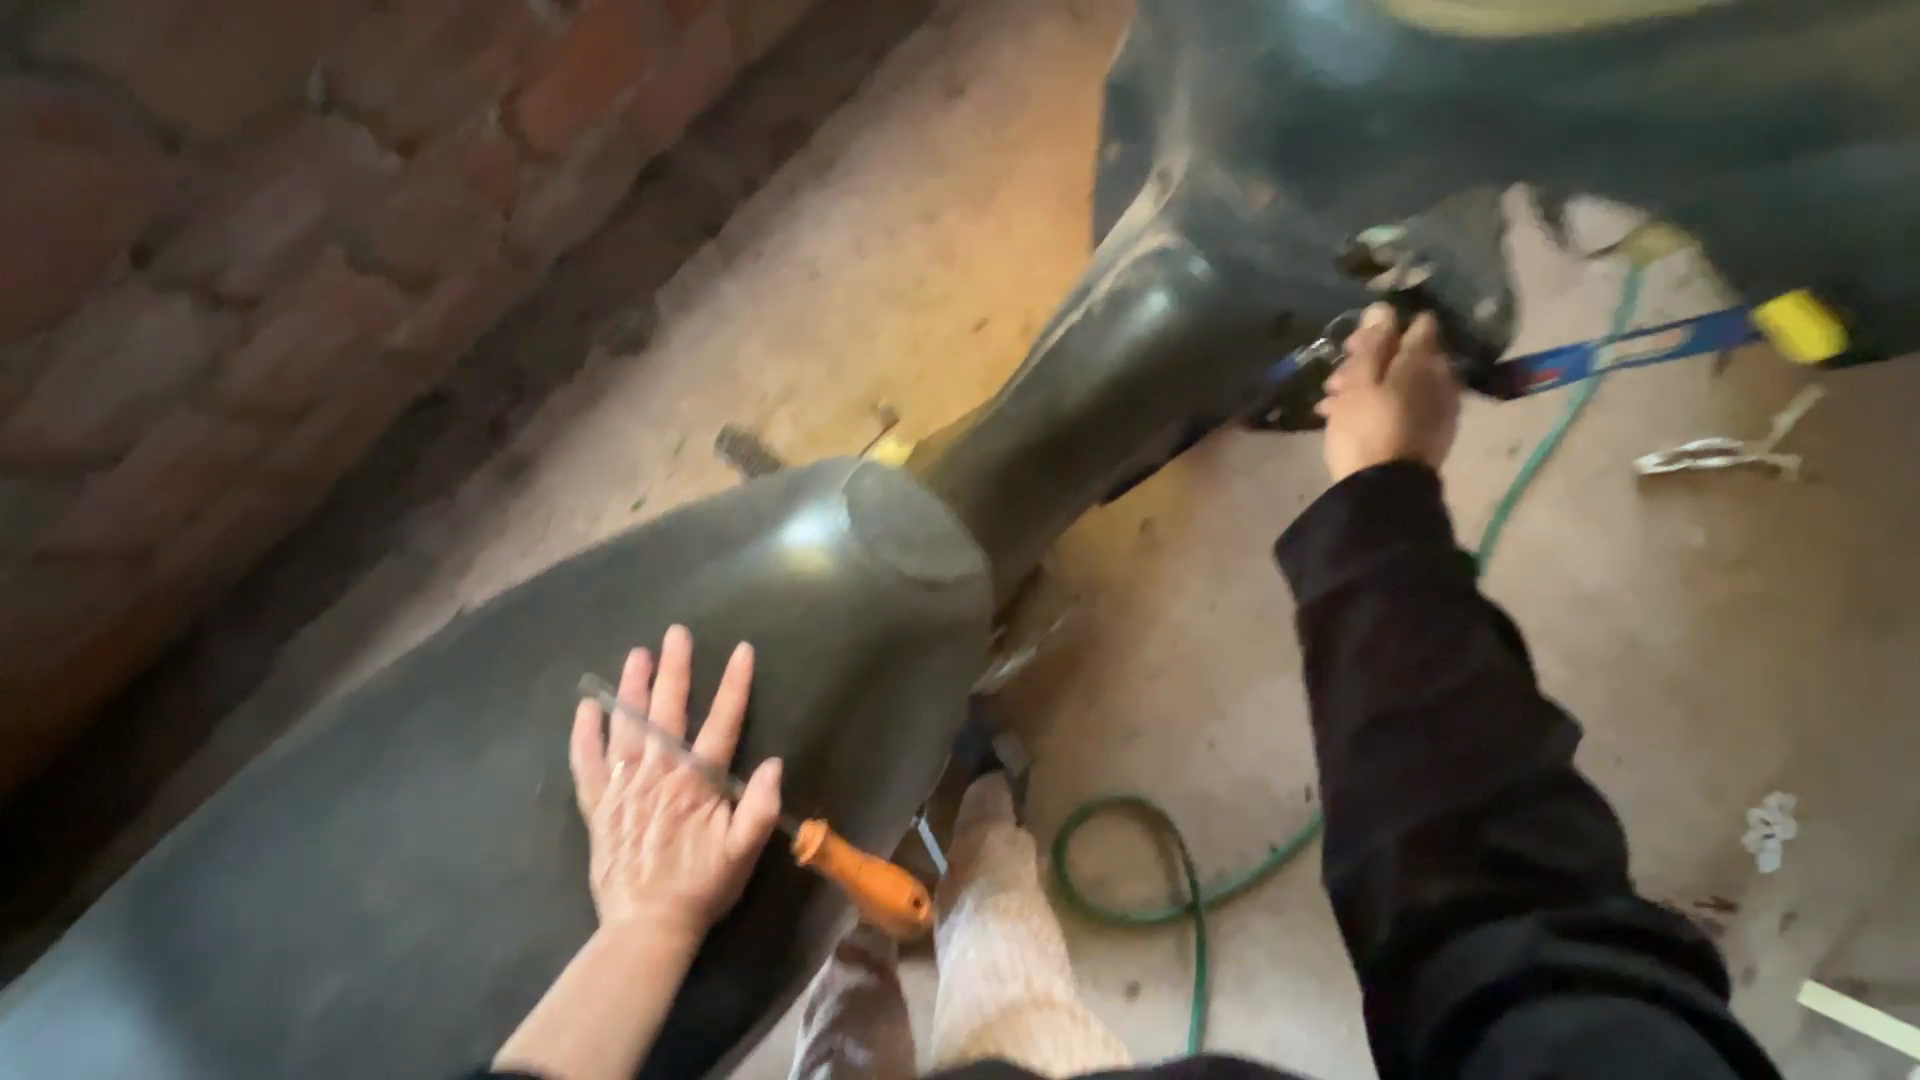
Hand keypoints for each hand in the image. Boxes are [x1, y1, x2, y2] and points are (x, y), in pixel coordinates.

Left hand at [569, 625, 783, 938]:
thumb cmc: (701, 887)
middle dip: (675, 669)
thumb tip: (775, 763)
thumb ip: (761, 807)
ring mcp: (622, 787)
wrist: (645, 928)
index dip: (734, 685)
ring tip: (637, 653)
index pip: (721, 722)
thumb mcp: (744, 852)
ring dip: (632, 687)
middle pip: (668, 711)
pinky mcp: (597, 805)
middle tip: (676, 633)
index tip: (741, 650)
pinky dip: (585, 733)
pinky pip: (586, 761)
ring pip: (627, 725)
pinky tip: (588, 707)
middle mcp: (658, 774)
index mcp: (697, 781)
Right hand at [1316, 302, 1461, 483]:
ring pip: (1403, 382)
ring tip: (1333, 406)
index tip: (1351, 346)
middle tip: (1335, 380)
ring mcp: (1440, 407)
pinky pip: (1405, 407)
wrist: (1384, 490)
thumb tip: (1384, 309)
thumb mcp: (1359, 380)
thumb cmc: (1365, 428)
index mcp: (1424, 359)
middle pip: (1408, 355)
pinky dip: (1380, 406)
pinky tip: (1350, 421)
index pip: (1416, 324)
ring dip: (1369, 387)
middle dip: (1370, 362)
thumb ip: (1373, 342)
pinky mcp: (1431, 434)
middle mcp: (1441, 377)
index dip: (1381, 329)